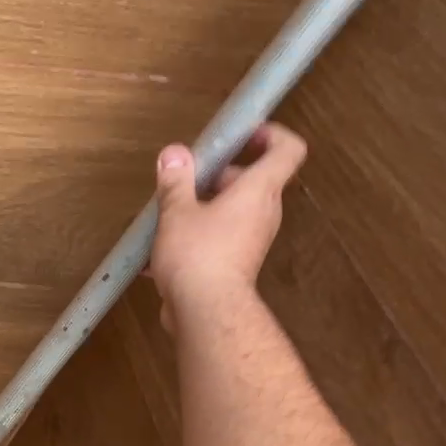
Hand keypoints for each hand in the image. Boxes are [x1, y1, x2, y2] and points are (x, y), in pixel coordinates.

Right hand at [148, 122, 306, 329]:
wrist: (205, 310)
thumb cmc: (197, 254)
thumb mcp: (176, 213)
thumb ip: (176, 182)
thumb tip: (174, 153)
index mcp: (258, 190)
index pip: (287, 150)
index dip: (271, 135)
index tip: (243, 135)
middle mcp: (263, 213)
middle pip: (253, 183)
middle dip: (220, 178)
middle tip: (187, 182)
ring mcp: (251, 241)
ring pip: (233, 213)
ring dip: (204, 210)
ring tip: (167, 220)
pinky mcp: (235, 266)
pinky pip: (218, 240)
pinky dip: (196, 239)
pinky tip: (158, 256)